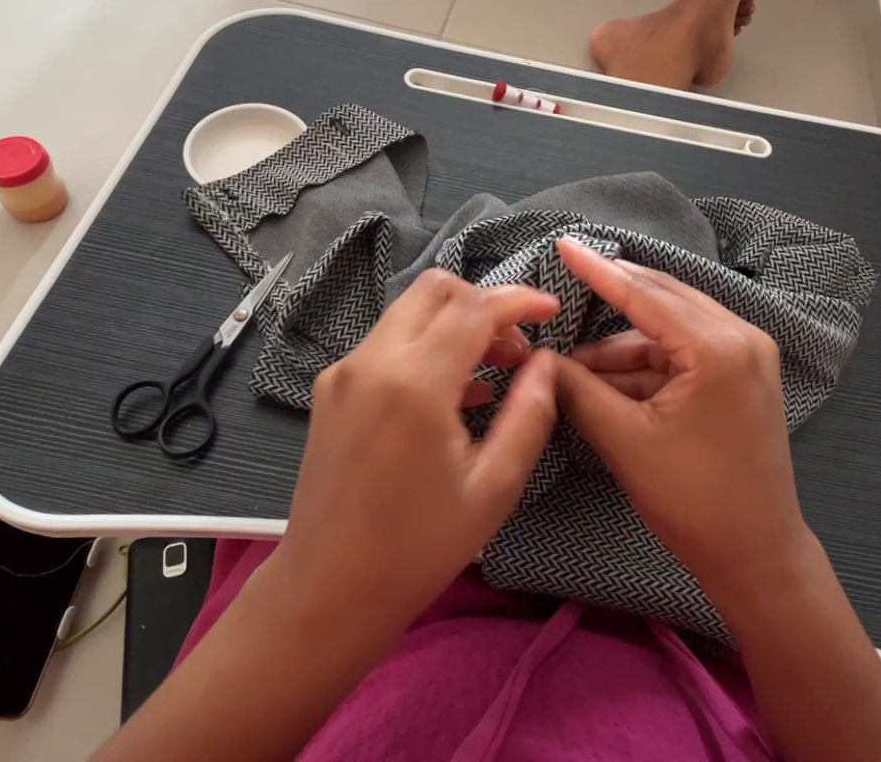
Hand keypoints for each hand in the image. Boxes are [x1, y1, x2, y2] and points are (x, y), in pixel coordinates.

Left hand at [276, 269, 562, 624]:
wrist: (328, 590)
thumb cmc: (419, 548)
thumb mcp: (494, 486)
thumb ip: (529, 414)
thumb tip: (547, 363)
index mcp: (414, 384)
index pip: (474, 307)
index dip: (520, 300)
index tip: (552, 311)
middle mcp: (372, 361)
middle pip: (435, 289)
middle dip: (485, 303)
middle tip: (518, 348)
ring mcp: (344, 372)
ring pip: (409, 311)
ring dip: (455, 323)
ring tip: (495, 370)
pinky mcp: (331, 389)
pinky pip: (387, 342)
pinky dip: (426, 347)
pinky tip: (455, 392)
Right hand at [552, 237, 816, 598]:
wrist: (756, 556)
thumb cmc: (691, 500)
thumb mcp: (624, 440)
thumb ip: (578, 390)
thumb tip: (541, 359)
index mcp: (718, 348)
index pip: (646, 295)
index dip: (598, 270)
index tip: (565, 242)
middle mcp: (741, 337)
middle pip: (663, 300)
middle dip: (611, 297)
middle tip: (565, 281)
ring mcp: (747, 356)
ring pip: (670, 328)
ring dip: (623, 345)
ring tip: (573, 366)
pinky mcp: (742, 376)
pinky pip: (684, 353)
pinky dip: (646, 364)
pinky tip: (606, 381)